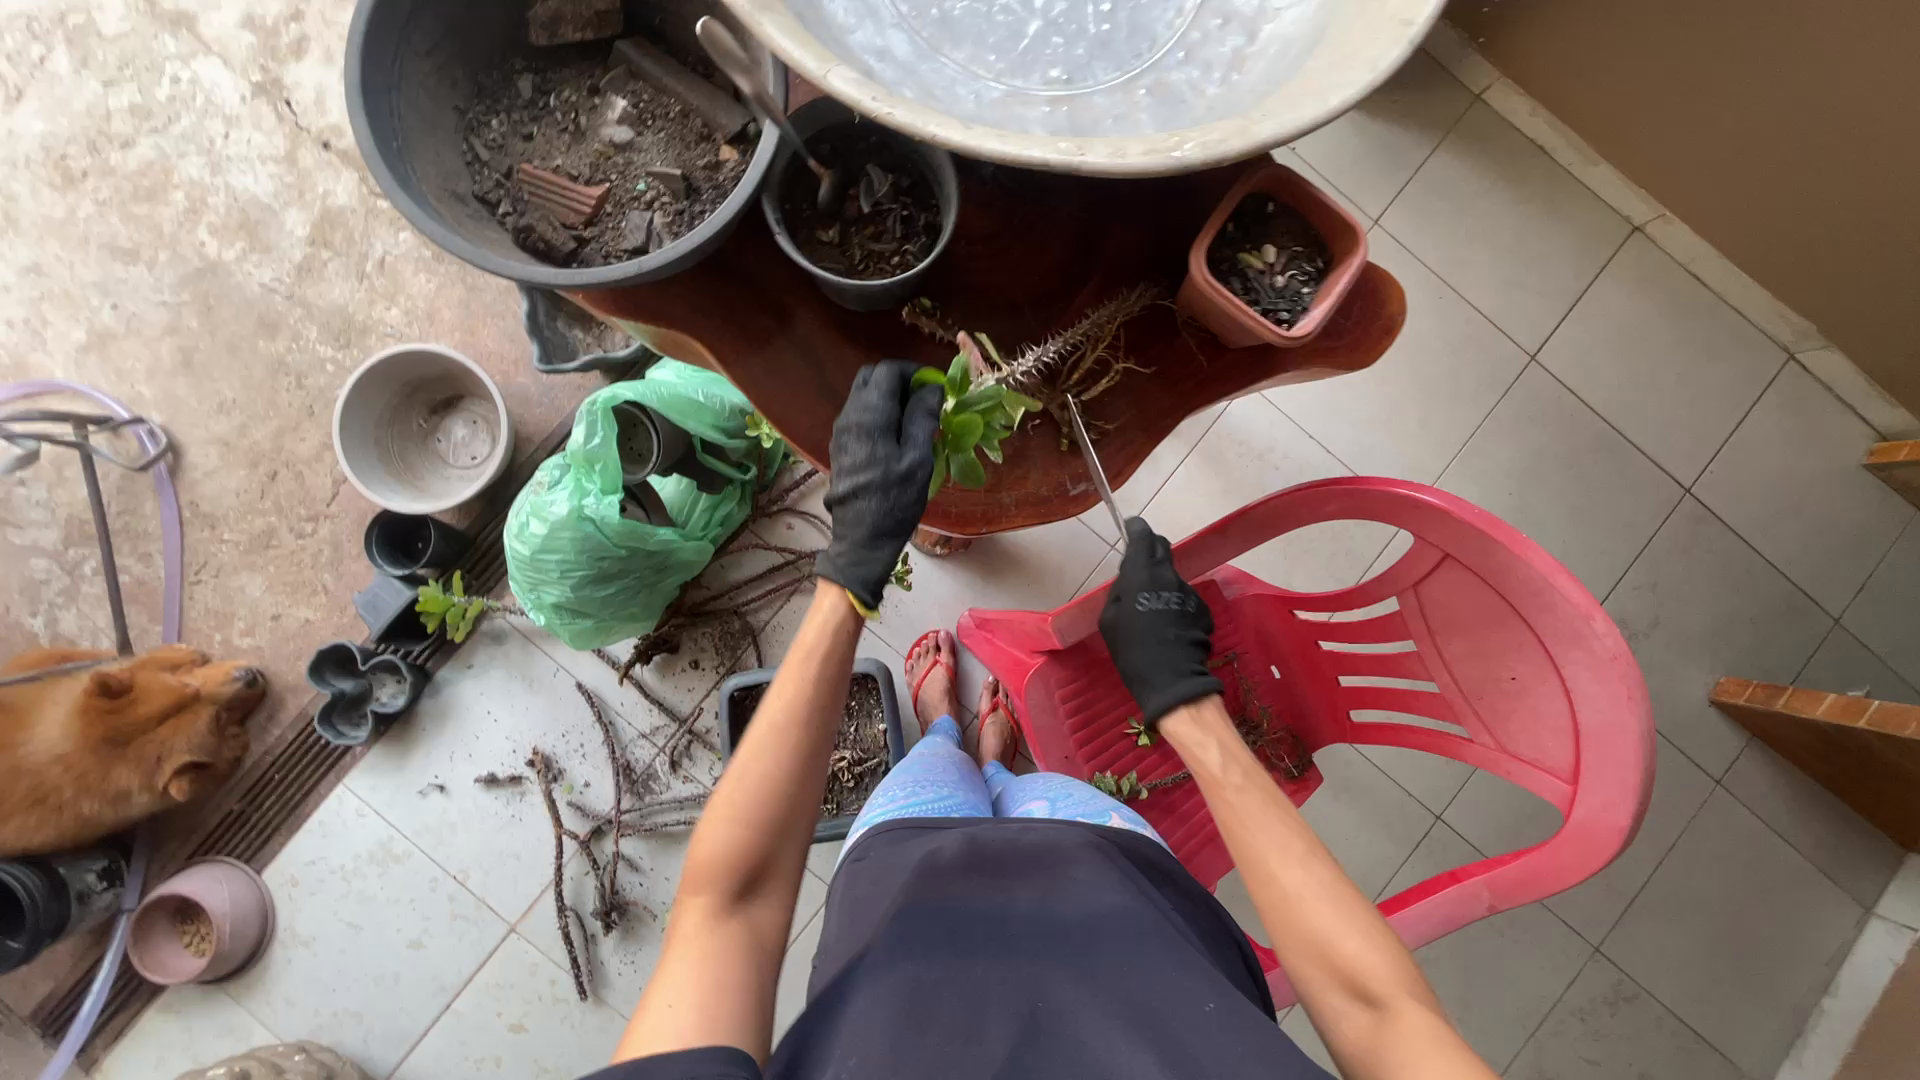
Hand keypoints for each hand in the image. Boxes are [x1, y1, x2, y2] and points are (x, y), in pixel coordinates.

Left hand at [816, 361, 943, 611]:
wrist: (861, 537)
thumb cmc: (894, 500)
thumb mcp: (918, 459)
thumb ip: (923, 418)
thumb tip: (930, 388)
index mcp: (870, 414)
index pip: (888, 370)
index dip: (914, 371)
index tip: (935, 386)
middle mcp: (850, 415)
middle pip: (871, 377)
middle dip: (899, 380)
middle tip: (925, 398)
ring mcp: (842, 431)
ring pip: (863, 395)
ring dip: (889, 397)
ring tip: (916, 418)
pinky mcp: (841, 446)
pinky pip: (860, 415)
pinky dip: (880, 412)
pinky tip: (898, 434)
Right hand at [1099, 518, 1221, 723]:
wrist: (1170, 677)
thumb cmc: (1130, 648)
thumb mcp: (1109, 618)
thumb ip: (1120, 591)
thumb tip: (1129, 581)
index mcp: (1141, 573)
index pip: (1142, 536)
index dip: (1136, 527)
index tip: (1131, 526)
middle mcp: (1168, 575)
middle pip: (1162, 547)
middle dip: (1150, 548)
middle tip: (1140, 563)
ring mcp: (1189, 591)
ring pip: (1172, 577)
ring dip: (1162, 584)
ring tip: (1154, 610)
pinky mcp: (1203, 609)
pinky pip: (1185, 599)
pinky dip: (1176, 605)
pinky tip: (1170, 627)